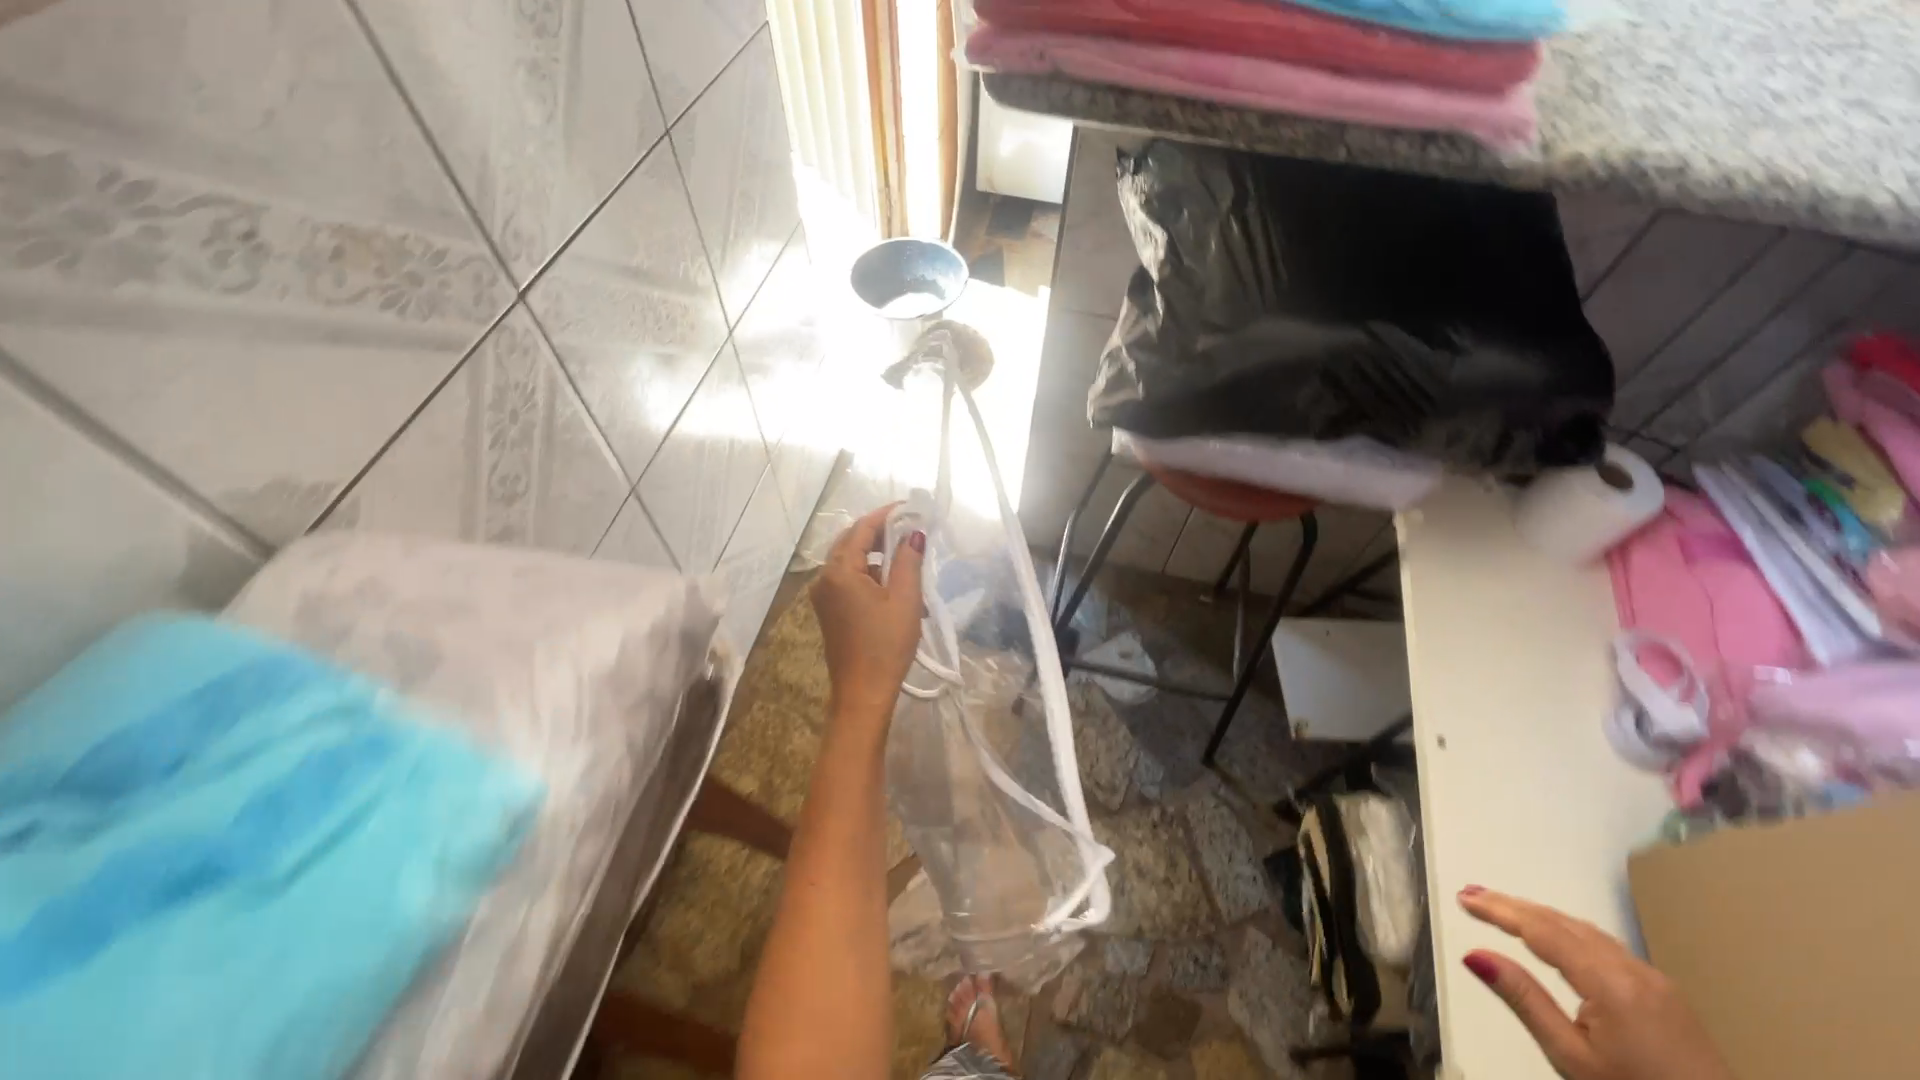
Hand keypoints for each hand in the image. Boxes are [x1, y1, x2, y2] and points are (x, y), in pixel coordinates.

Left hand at [810, 505, 925, 723]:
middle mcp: (824, 578)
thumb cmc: (886, 645)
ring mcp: (824, 595)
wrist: (863, 693)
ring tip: (909, 558)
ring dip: (878, 556)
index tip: (910, 508)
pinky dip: (871, 575)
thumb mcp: (905, 599)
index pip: (862, 529)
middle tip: (911, 529)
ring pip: (851, 562)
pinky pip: (848, 580)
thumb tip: (914, 533)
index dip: (886, 515)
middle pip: (852, 542)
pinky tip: (895, 585)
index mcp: (840, 571)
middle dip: (881, 533)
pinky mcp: (829, 611)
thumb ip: (908, 560)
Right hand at [1458, 888, 1735, 1079]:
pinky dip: (1569, 931)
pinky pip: (1607, 946)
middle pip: (1564, 923)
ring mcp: (1654, 979)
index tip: (1463, 897)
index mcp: (1609, 982)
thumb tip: (1475, 955)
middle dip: (1515, 906)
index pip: (1542, 931)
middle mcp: (1633, 969)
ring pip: (1587, 931)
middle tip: (1473, 894)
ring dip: (1542, 915)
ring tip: (1505, 909)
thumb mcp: (1572, 1056)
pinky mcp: (1664, 991)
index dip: (1499, 910)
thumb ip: (1525, 1001)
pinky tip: (1557, 936)